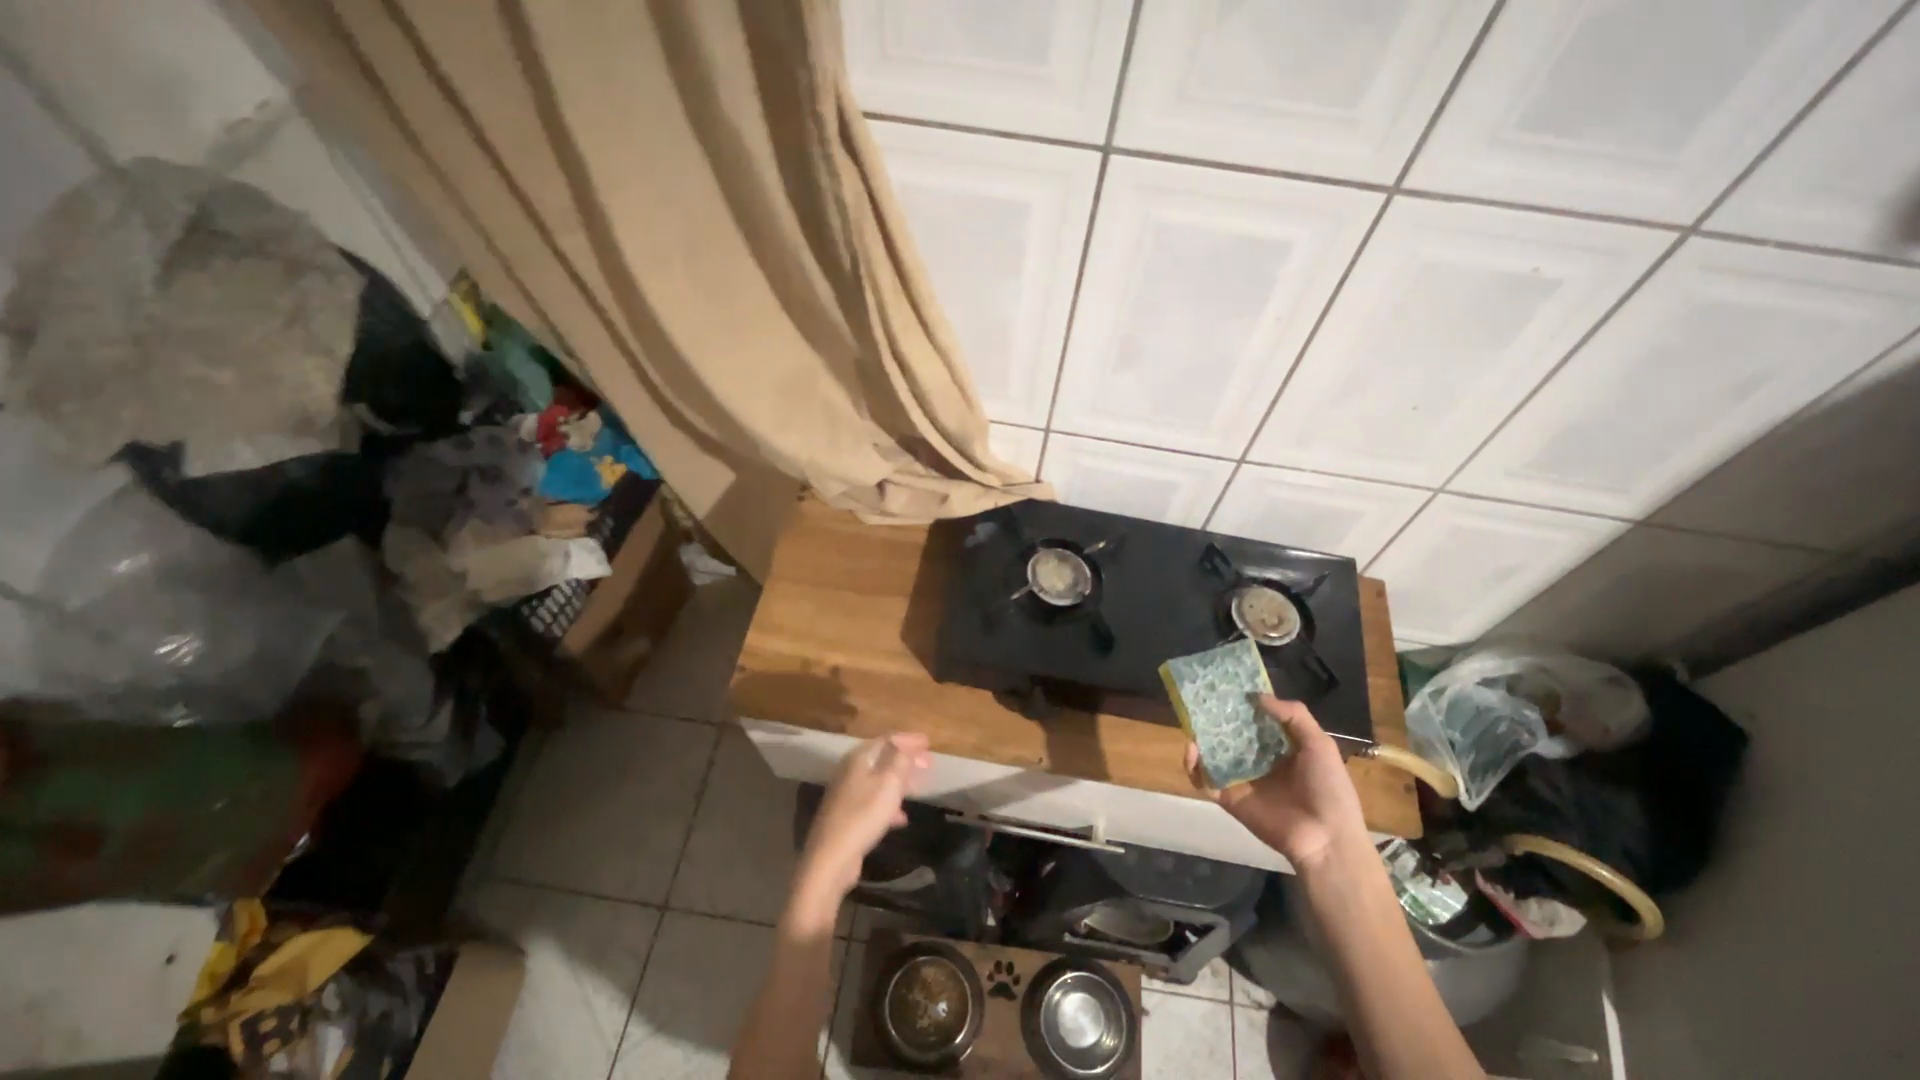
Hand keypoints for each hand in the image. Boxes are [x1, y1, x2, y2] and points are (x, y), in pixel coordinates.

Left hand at [791, 733, 931, 918]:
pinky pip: (872, 801)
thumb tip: (907, 743)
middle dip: (905, 759)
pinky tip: (901, 818)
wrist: (831, 858)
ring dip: (899, 781)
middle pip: (881, 758)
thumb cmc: (863, 816)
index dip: (908, 739)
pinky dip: (889, 803)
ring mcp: (846, 794)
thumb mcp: (889, 784)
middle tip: (927, 764)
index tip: (928, 743)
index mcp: (858, 759)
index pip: (887, 739)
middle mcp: (849, 772)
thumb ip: (900, 760)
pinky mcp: (846, 816)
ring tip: (917, 788)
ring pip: (878, 780)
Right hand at [1187, 697, 1367, 870]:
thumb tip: (1257, 696)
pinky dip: (1194, 767)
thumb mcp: (1319, 744)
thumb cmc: (1328, 787)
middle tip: (1201, 699)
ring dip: (1201, 739)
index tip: (1227, 686)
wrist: (1325, 837)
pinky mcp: (1229, 798)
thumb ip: (1293, 715)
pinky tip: (1192, 751)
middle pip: (1232, 735)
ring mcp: (1242, 779)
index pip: (1256, 721)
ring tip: (1191, 722)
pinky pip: (1205, 781)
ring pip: (1214, 755)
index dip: (1243, 704)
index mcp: (1281, 748)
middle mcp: (1259, 760)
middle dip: (1217, 718)